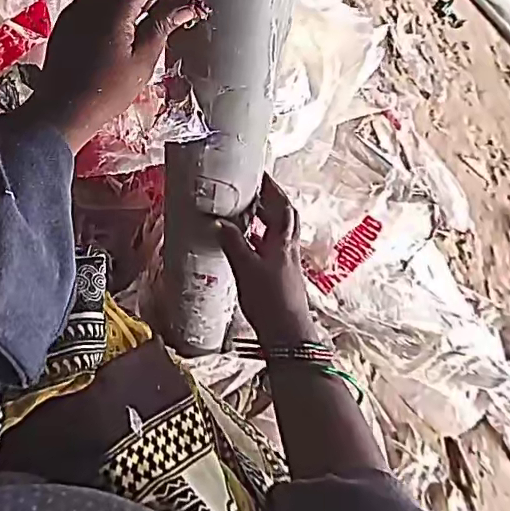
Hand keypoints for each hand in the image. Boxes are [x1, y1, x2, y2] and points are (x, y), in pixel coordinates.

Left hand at [25, 0, 199, 150]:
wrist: (62, 111)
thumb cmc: (103, 94)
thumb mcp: (143, 61)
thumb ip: (162, 26)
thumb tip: (183, 7)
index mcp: (110, 11)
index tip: (181, 0)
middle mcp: (88, 3)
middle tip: (168, 5)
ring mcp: (75, 10)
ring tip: (149, 16)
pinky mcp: (68, 20)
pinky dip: (114, 0)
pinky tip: (126, 25)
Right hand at [215, 176, 314, 342]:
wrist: (289, 337)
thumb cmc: (269, 299)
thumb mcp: (246, 267)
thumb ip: (233, 241)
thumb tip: (220, 221)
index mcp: (283, 242)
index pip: (282, 206)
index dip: (272, 188)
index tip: (259, 173)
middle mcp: (288, 249)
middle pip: (284, 216)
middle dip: (270, 199)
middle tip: (251, 187)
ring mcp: (286, 262)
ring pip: (278, 231)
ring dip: (265, 217)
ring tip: (245, 209)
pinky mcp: (280, 274)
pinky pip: (270, 245)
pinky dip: (259, 235)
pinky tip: (244, 240)